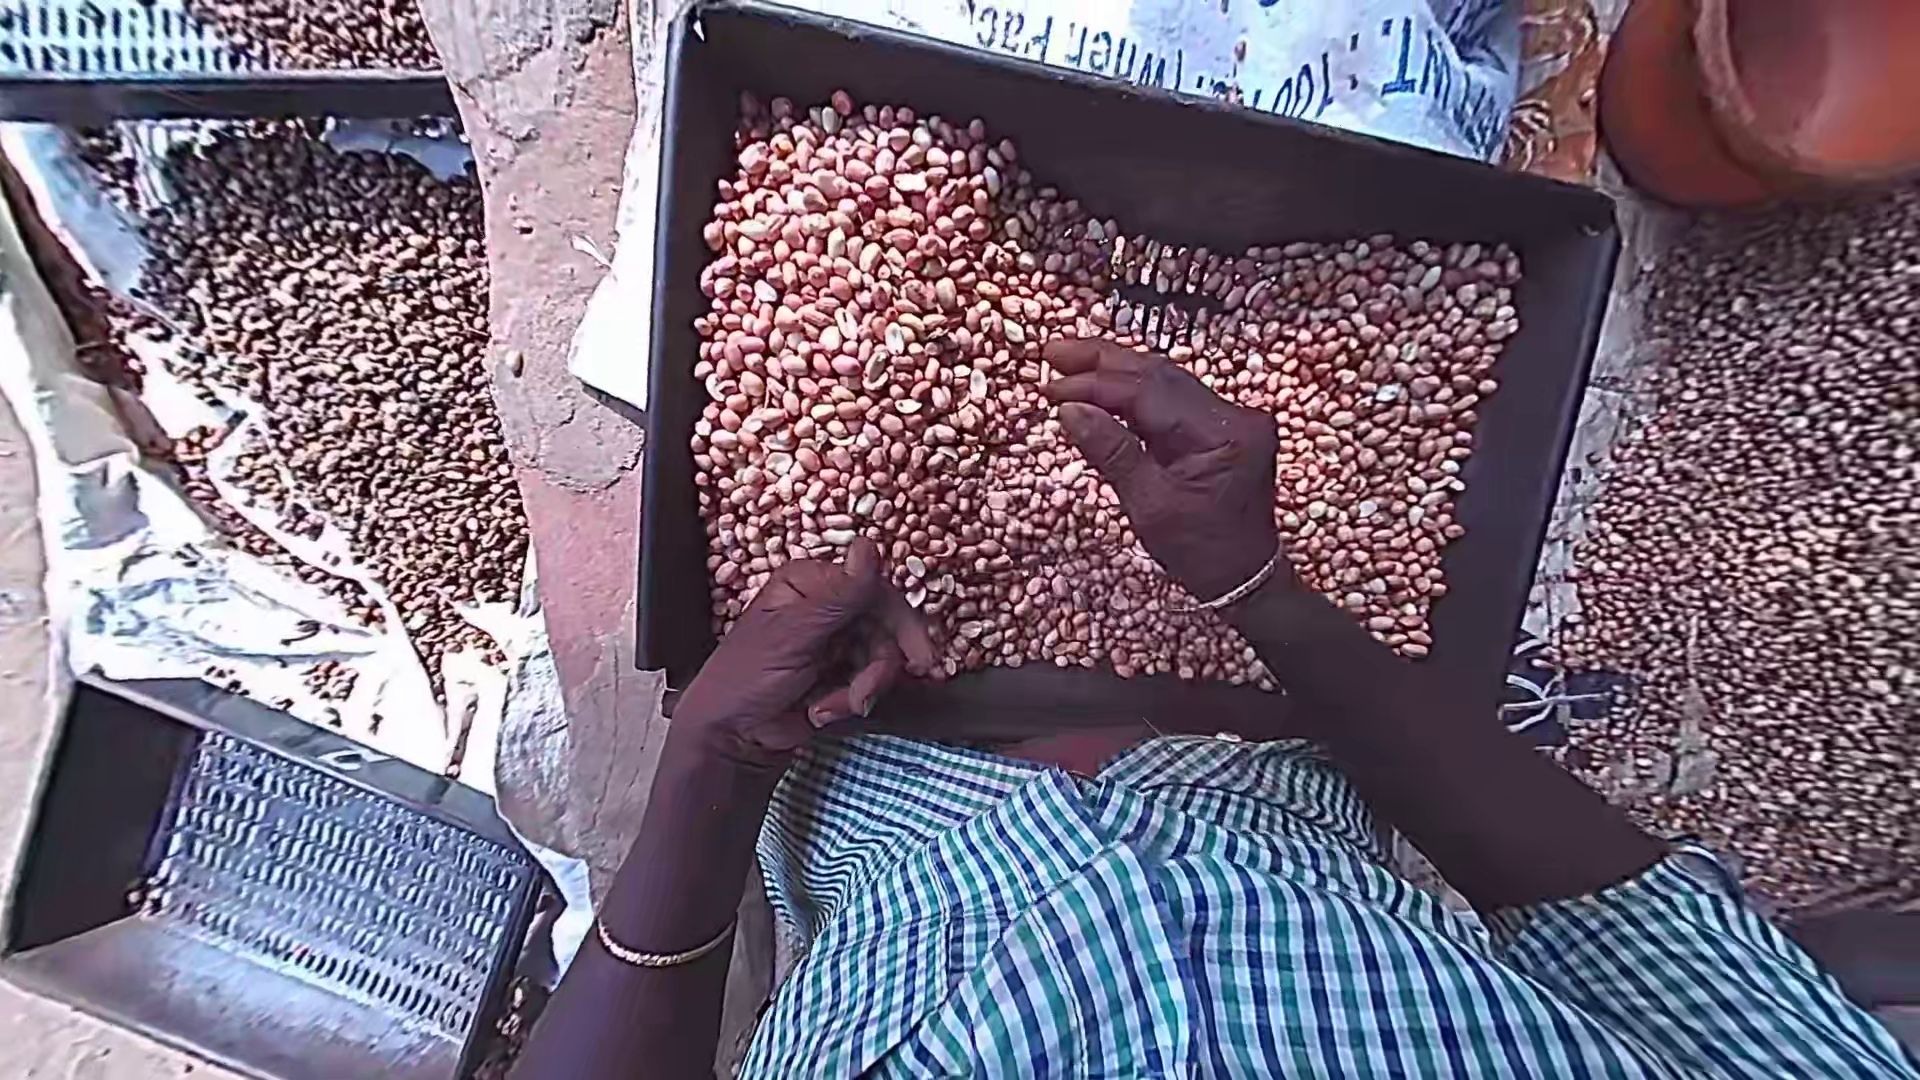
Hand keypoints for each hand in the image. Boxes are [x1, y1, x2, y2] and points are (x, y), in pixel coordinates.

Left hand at [673, 538, 935, 767]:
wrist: (729, 740)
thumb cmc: (746, 678)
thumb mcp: (794, 635)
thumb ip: (838, 595)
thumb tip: (869, 544)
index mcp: (810, 583)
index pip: (872, 589)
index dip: (900, 620)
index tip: (920, 655)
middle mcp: (828, 605)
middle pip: (884, 625)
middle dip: (877, 665)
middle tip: (868, 695)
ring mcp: (836, 639)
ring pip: (881, 656)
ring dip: (862, 687)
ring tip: (830, 708)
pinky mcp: (841, 671)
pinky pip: (870, 680)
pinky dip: (851, 700)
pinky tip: (821, 713)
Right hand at [1042, 338, 1282, 602]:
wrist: (1245, 578)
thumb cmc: (1199, 552)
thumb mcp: (1149, 507)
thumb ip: (1112, 452)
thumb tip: (1068, 411)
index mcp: (1223, 434)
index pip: (1149, 394)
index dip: (1096, 386)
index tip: (1052, 389)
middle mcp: (1233, 414)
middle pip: (1159, 373)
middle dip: (1102, 360)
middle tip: (1054, 351)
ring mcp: (1229, 418)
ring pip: (1164, 381)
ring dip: (1114, 370)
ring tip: (1069, 361)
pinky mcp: (1218, 427)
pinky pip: (1169, 401)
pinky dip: (1131, 393)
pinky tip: (1101, 386)